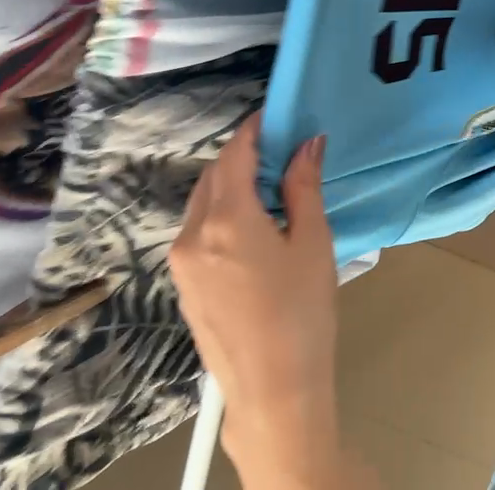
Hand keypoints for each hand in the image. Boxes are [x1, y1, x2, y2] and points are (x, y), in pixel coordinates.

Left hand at [170, 114, 344, 486]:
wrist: (271, 382)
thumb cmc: (303, 307)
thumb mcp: (314, 241)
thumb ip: (304, 188)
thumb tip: (307, 143)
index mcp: (226, 220)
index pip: (234, 156)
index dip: (255, 129)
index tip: (279, 112)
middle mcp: (191, 235)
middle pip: (213, 177)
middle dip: (244, 155)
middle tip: (286, 145)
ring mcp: (181, 262)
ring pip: (203, 204)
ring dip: (233, 182)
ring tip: (277, 181)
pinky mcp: (183, 284)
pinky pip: (200, 229)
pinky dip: (225, 209)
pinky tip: (259, 220)